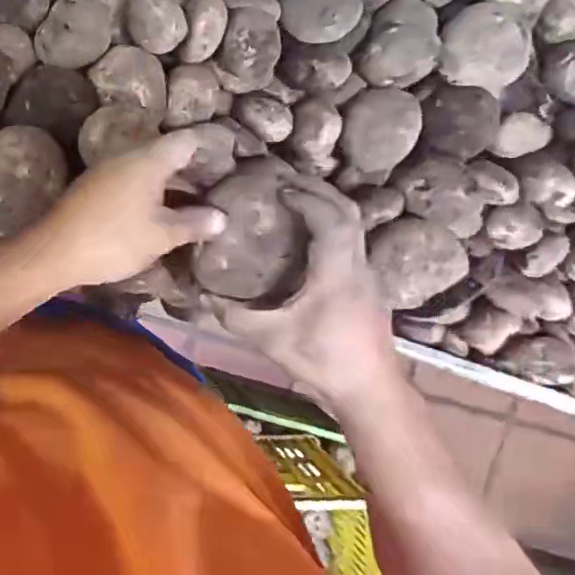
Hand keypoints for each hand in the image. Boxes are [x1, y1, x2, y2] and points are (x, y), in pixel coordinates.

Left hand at [19, 131, 226, 289]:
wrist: (53, 252)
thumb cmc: (114, 240)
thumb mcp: (161, 236)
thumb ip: (193, 224)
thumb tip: (222, 217)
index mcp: (148, 160)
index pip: (186, 141)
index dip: (209, 149)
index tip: (228, 166)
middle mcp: (127, 157)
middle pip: (166, 155)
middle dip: (191, 172)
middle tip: (216, 191)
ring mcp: (106, 171)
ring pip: (147, 171)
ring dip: (169, 187)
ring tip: (192, 208)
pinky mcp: (92, 189)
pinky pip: (130, 183)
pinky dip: (148, 195)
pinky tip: (157, 216)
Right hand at [213, 176, 399, 412]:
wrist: (371, 392)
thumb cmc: (323, 361)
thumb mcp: (271, 339)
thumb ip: (235, 316)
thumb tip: (202, 296)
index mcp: (337, 271)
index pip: (329, 217)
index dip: (306, 196)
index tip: (279, 188)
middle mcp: (358, 265)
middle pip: (348, 211)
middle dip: (319, 191)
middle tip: (287, 183)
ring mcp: (369, 276)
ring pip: (355, 226)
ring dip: (329, 207)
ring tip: (297, 202)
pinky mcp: (368, 288)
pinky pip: (353, 243)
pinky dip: (333, 226)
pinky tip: (310, 239)